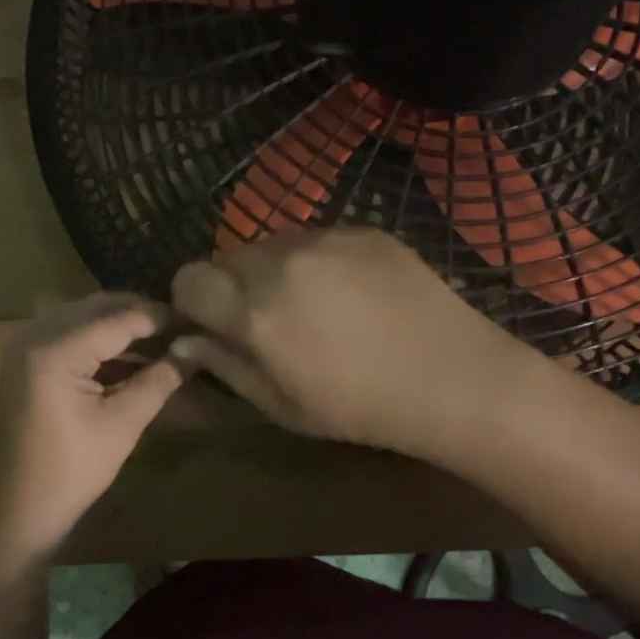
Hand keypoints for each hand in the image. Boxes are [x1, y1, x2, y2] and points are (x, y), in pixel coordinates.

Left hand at [0, 293, 185, 559]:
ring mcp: (26, 344)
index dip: (162, 318)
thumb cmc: (71, 471)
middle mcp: (36, 334)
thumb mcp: (123, 423)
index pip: (120, 318)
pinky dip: (100, 341)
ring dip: (122, 327)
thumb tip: (195, 348)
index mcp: (56, 349)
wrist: (17, 508)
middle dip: (142, 316)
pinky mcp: (25, 359)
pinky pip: (69, 334)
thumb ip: (160, 379)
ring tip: (165, 343)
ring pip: (84, 317)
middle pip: (99, 308)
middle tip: (184, 330)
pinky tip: (132, 356)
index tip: (198, 321)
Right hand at [171, 229, 539, 455]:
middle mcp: (280, 263)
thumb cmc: (360, 408)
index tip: (213, 323)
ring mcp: (324, 239)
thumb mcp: (282, 406)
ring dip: (274, 271)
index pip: (188, 279)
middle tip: (266, 320)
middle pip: (227, 258)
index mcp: (254, 312)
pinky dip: (317, 261)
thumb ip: (226, 367)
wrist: (453, 378)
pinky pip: (316, 238)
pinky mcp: (362, 230)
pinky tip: (352, 294)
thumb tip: (186, 341)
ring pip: (271, 245)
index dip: (192, 301)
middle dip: (233, 286)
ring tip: (314, 306)